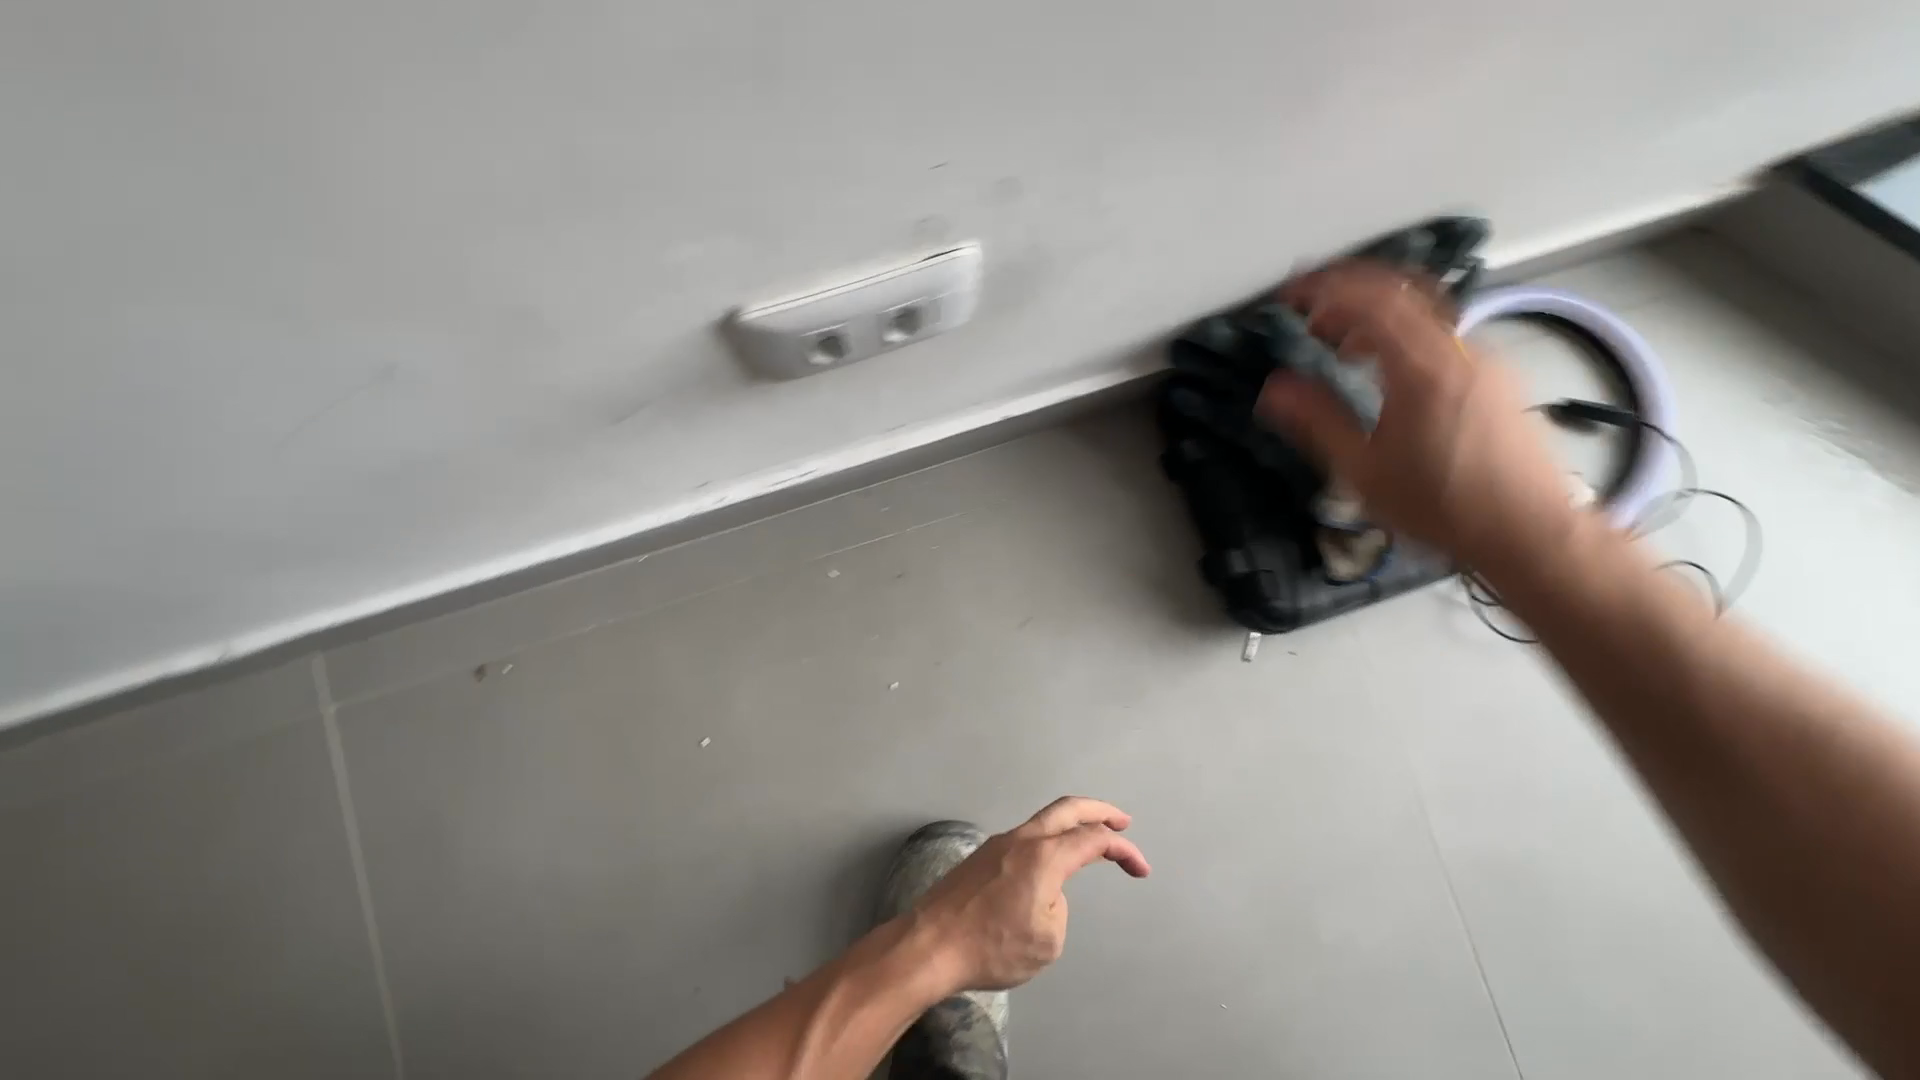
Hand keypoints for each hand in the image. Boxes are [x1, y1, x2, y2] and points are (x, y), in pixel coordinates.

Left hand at [908, 797, 1150, 993]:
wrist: (930, 944)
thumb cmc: (992, 947)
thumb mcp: (1047, 940)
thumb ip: (1058, 908)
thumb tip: (1046, 893)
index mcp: (1044, 856)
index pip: (1094, 839)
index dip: (1123, 850)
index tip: (1140, 869)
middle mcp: (1022, 840)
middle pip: (1068, 809)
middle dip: (1099, 811)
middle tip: (1122, 822)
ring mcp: (998, 844)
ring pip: (1043, 820)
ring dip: (1071, 824)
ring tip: (1089, 839)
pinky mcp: (981, 857)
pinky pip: (1025, 837)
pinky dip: (1048, 839)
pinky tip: (1049, 862)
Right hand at [1255, 260, 1578, 568]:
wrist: (1529, 532)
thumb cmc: (1440, 506)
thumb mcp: (1363, 471)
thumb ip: (1318, 421)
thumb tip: (1275, 388)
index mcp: (1421, 367)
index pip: (1369, 298)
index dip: (1322, 288)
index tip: (1287, 297)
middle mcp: (1458, 350)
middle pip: (1400, 291)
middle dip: (1347, 293)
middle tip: (1309, 314)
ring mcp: (1484, 360)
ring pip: (1424, 311)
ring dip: (1376, 316)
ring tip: (1341, 348)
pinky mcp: (1497, 377)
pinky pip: (1442, 334)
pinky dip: (1403, 334)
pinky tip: (1386, 372)